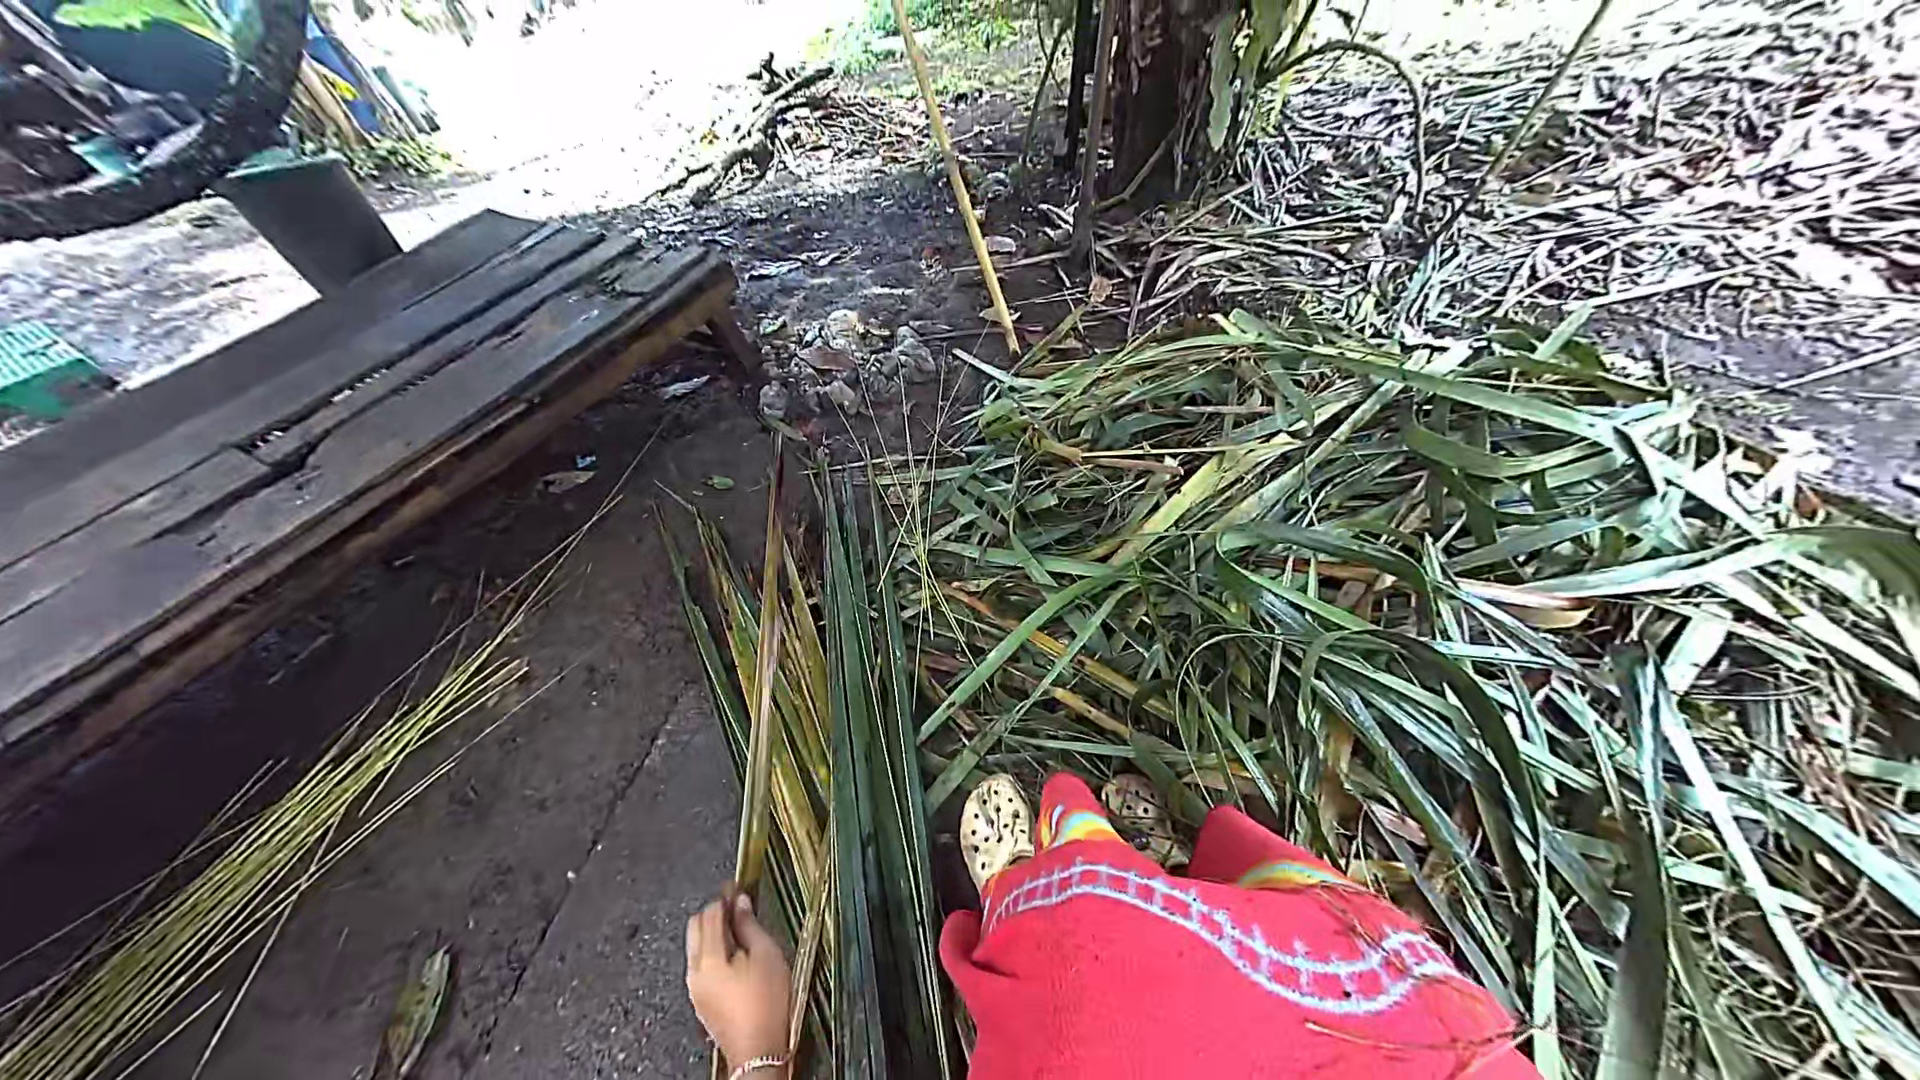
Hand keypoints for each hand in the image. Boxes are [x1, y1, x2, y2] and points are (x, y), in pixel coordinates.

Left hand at [686, 890, 791, 1069]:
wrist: (759, 1050)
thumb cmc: (766, 1003)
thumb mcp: (766, 953)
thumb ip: (749, 924)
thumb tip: (741, 902)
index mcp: (709, 959)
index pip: (709, 913)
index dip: (725, 896)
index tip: (739, 887)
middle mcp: (695, 972)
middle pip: (695, 926)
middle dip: (714, 911)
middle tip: (737, 904)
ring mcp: (696, 987)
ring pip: (695, 944)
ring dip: (713, 930)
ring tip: (740, 926)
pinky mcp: (701, 999)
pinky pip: (700, 962)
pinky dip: (713, 948)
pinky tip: (736, 951)